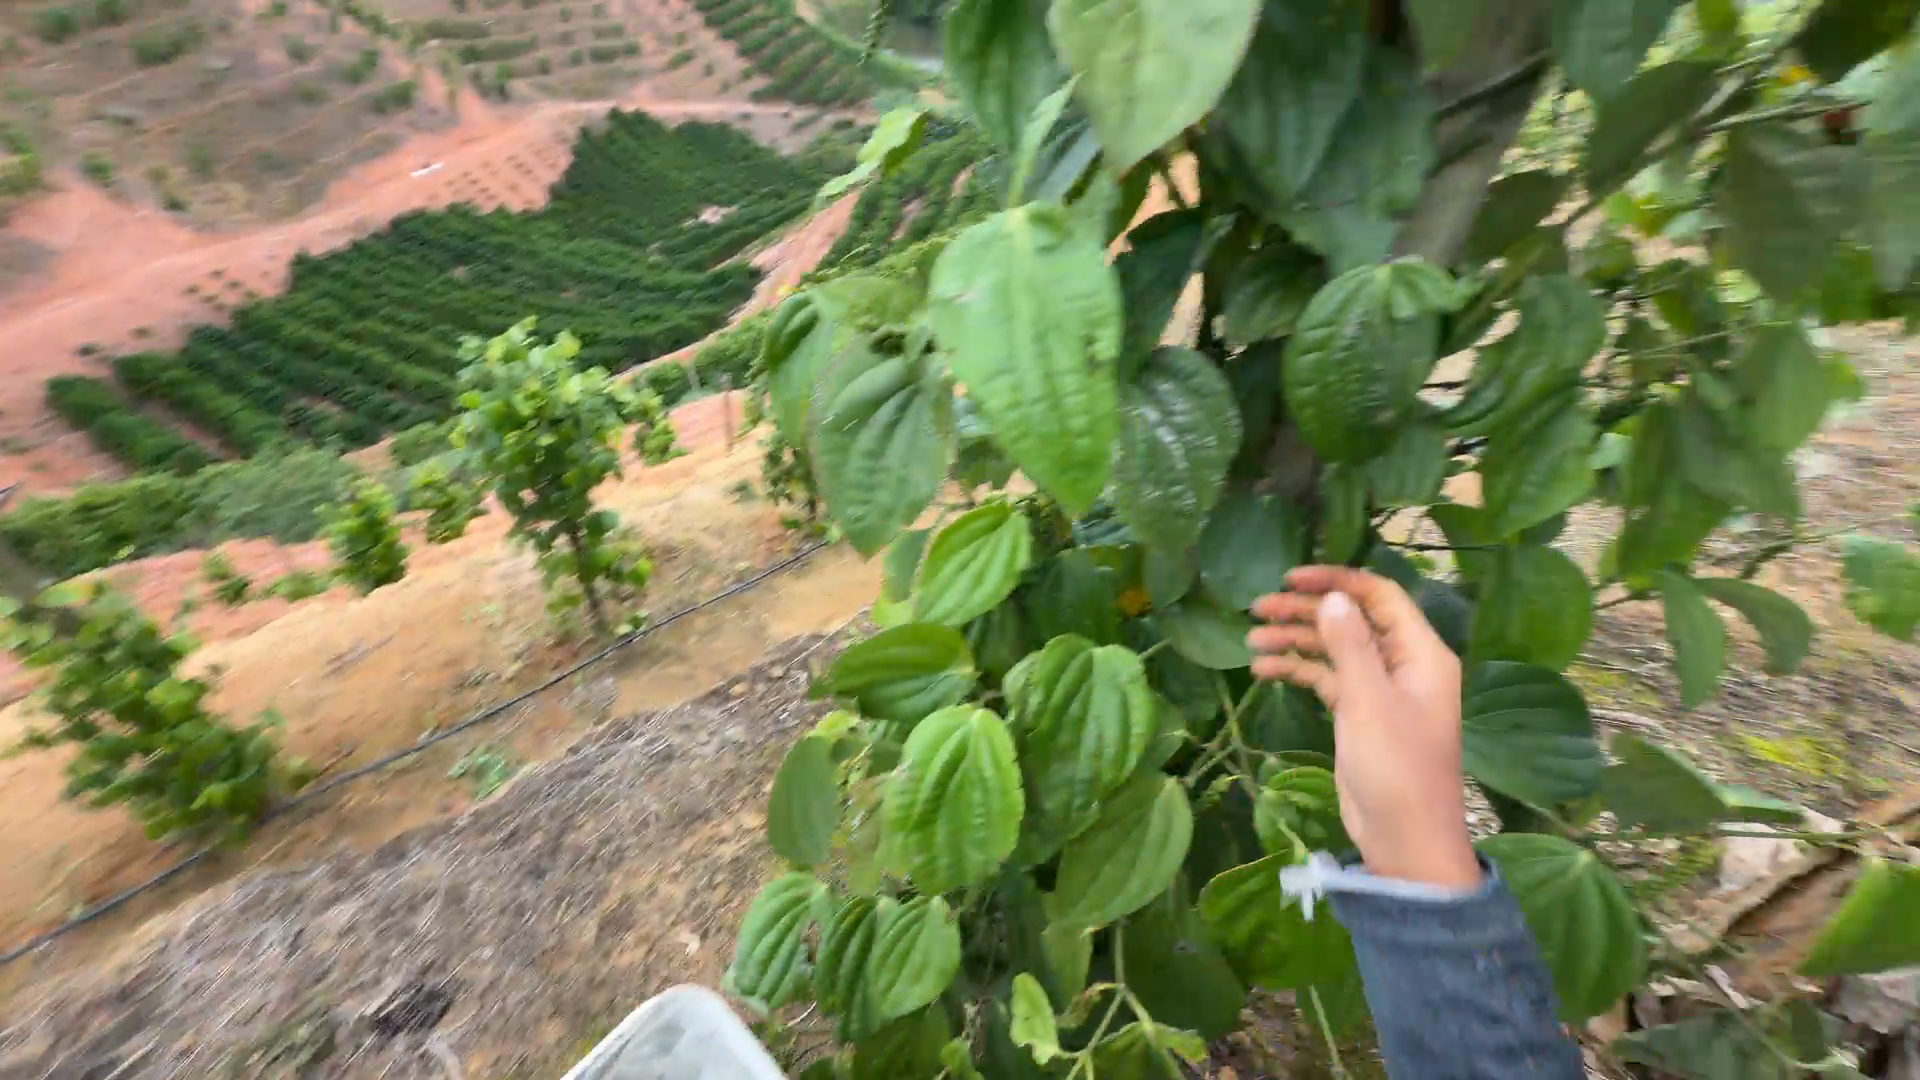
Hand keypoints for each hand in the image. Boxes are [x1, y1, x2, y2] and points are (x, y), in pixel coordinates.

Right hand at [1247, 566, 1480, 889]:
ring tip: (1251, 639)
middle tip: (1256, 608)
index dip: (1336, 581)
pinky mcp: (1357, 712)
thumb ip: (1349, 645)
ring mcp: (1378, 689)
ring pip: (1332, 648)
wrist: (1404, 837)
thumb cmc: (1396, 766)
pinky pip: (1324, 677)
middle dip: (1304, 611)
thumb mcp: (1368, 701)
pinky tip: (1262, 669)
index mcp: (1420, 654)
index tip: (1290, 578)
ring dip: (1293, 640)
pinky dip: (1295, 670)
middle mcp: (1401, 664)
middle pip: (1349, 620)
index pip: (1379, 597)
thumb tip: (1331, 597)